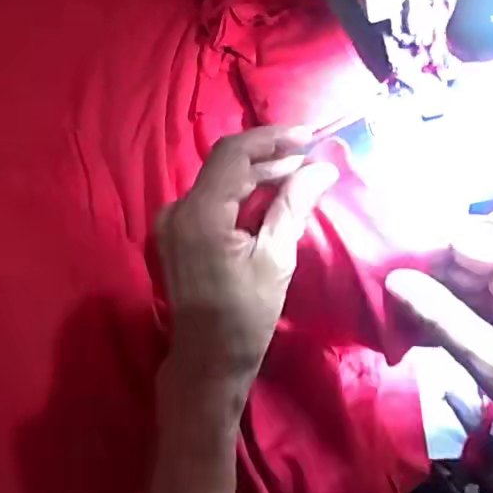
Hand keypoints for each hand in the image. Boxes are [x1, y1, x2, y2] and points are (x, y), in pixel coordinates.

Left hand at [155, 127, 339, 395]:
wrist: (205, 358)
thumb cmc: (244, 316)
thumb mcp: (276, 260)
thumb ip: (293, 207)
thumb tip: (320, 168)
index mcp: (199, 213)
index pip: (233, 155)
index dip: (271, 138)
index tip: (309, 134)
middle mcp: (177, 209)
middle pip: (224, 164)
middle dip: (269, 155)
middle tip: (312, 154)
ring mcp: (172, 220)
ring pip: (218, 180)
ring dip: (256, 173)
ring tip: (300, 171)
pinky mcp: (177, 231)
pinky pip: (211, 199)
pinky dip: (241, 192)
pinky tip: (272, 193)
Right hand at [385, 224, 492, 491]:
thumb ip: (442, 317)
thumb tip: (392, 278)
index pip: (463, 240)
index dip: (416, 249)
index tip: (372, 264)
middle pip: (464, 258)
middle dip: (420, 275)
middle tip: (372, 292)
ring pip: (469, 281)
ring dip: (431, 297)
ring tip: (386, 310)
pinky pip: (483, 303)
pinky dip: (452, 314)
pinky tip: (417, 327)